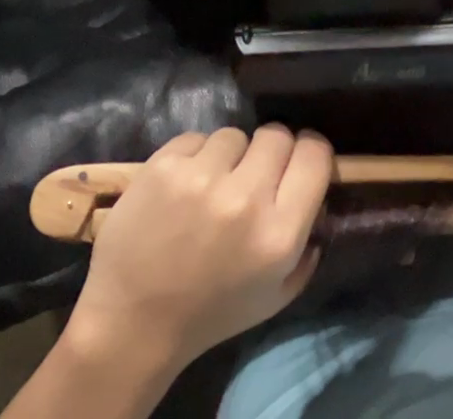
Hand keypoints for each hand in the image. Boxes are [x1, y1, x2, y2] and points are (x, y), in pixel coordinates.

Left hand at [66, 126, 332, 368]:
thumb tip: (318, 200)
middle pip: (276, 136)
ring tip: (213, 183)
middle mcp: (245, 198)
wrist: (135, 318)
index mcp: (279, 233)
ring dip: (230, 155)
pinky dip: (194, 156)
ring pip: (234, 134)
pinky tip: (184, 184)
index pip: (314, 156)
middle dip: (272, 150)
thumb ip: (306, 247)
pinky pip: (195, 138)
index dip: (312, 150)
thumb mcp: (277, 294)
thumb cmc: (212, 312)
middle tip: (255, 172)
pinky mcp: (163, 166)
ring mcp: (201, 177)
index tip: (302, 157)